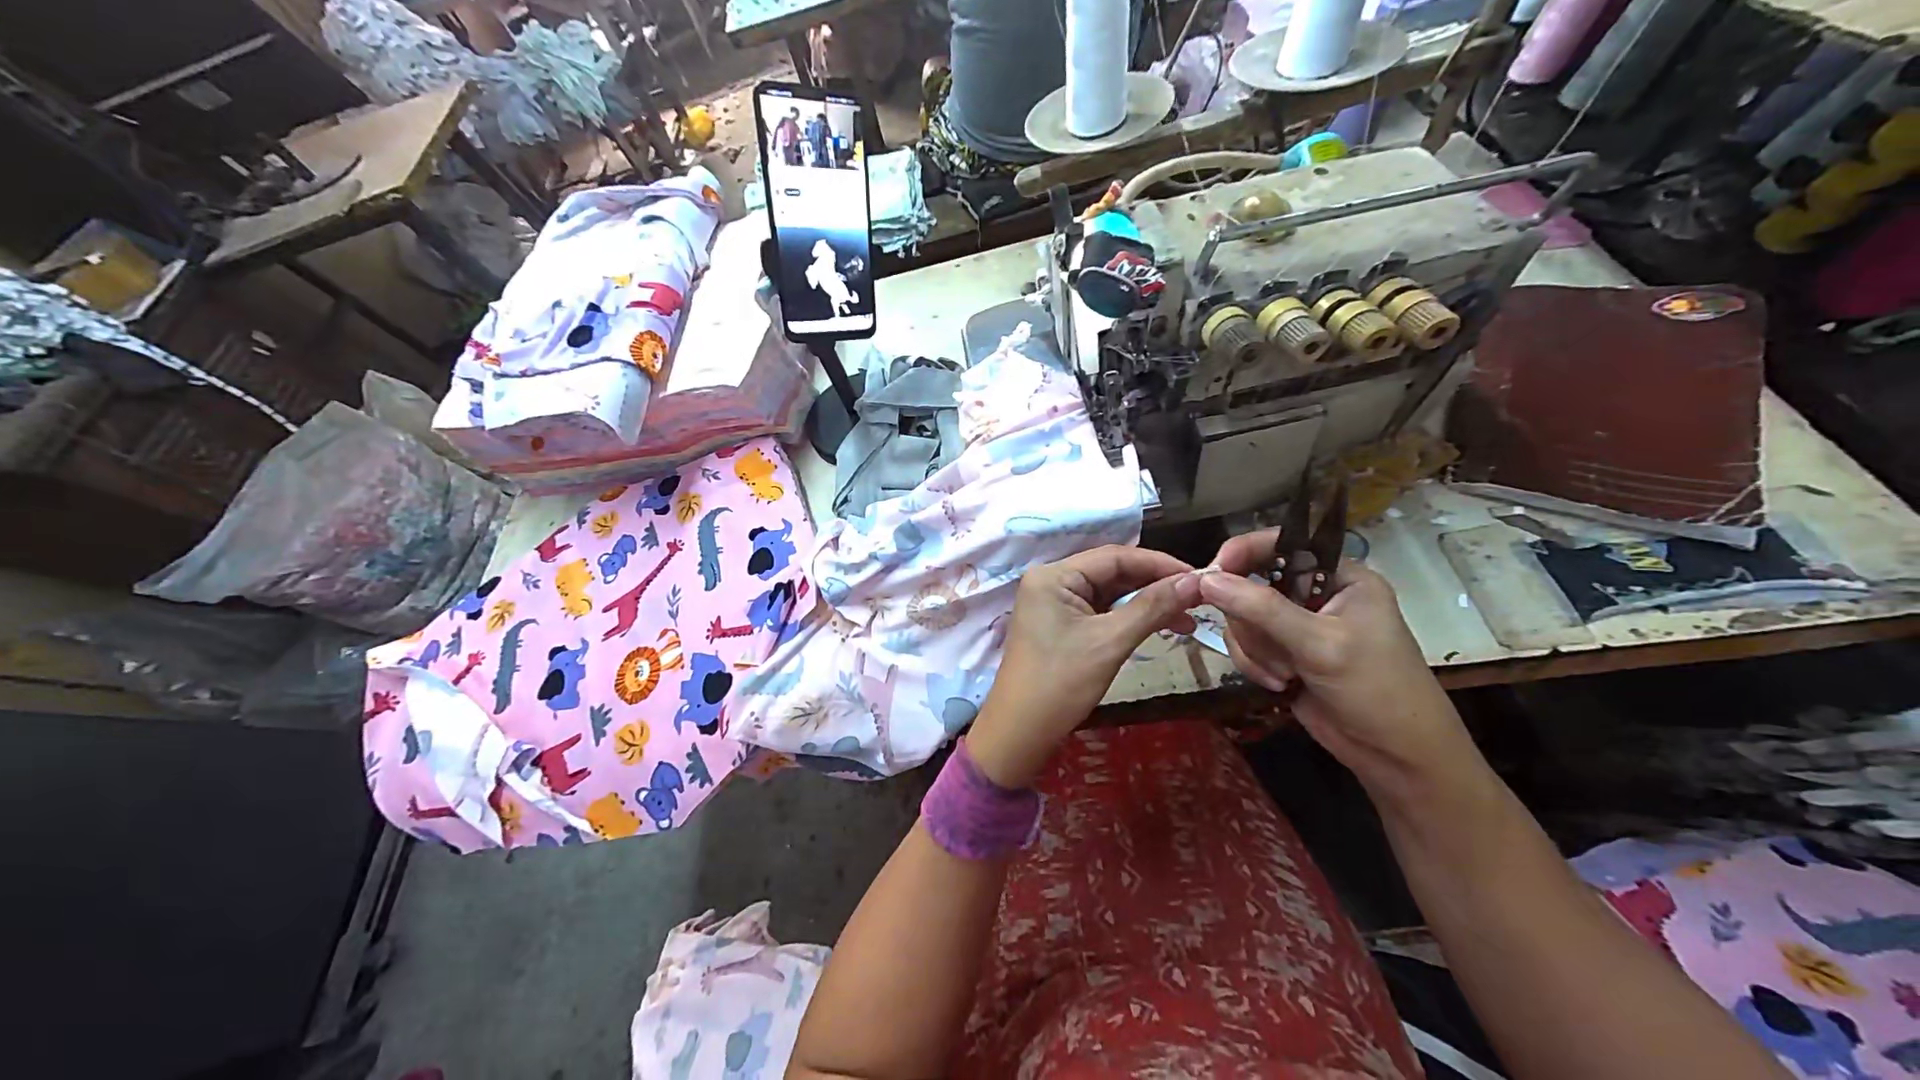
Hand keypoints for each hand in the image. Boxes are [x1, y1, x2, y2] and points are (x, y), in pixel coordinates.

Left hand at [967, 546, 1196, 787]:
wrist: (1020, 731)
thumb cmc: (1060, 683)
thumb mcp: (1110, 642)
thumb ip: (1152, 607)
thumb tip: (1196, 580)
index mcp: (1054, 575)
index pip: (1116, 556)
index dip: (1160, 564)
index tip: (1201, 578)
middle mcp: (1052, 581)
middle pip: (1113, 572)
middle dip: (1156, 585)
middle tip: (1199, 601)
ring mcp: (1055, 603)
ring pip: (1111, 592)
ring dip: (1147, 604)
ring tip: (1187, 620)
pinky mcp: (1061, 624)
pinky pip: (1102, 610)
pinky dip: (1130, 617)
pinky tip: (1159, 626)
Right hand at [1200, 530, 1483, 802]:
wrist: (1396, 755)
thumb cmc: (1375, 689)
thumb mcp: (1320, 644)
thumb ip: (1262, 609)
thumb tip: (1206, 580)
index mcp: (1339, 576)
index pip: (1279, 545)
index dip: (1241, 554)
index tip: (1210, 576)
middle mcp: (1315, 594)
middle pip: (1251, 584)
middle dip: (1252, 622)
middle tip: (1269, 648)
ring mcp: (1297, 626)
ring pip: (1242, 618)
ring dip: (1255, 649)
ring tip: (1284, 674)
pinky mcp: (1284, 654)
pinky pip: (1246, 645)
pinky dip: (1254, 664)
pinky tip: (1281, 684)